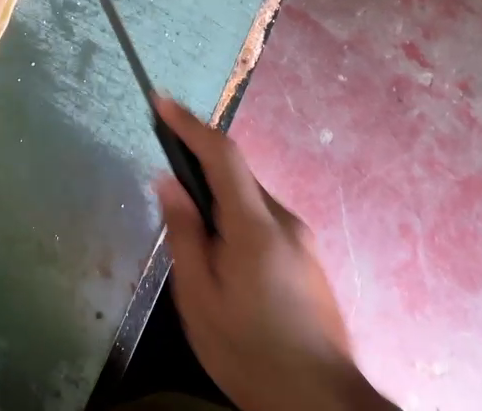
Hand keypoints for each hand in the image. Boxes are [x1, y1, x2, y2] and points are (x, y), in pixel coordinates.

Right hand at [154, 96, 395, 410]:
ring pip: (251, 203)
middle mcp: (286, 223)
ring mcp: (303, 243)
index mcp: (256, 227)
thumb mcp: (199, 297)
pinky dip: (238, 225)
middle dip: (200, 174)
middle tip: (169, 199)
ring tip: (197, 250)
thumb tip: (168, 181)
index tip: (161, 101)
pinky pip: (265, 224)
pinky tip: (227, 268)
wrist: (321, 405)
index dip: (189, 124)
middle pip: (237, 178)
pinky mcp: (310, 262)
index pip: (222, 155)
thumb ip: (184, 233)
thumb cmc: (249, 352)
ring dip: (219, 205)